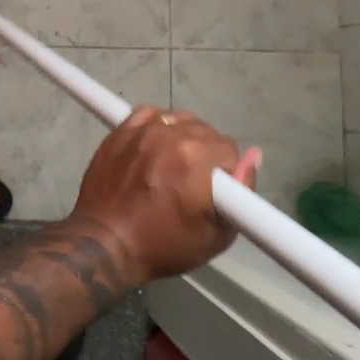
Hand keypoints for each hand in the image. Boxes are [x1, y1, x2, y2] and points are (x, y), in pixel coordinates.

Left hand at [66, 107, 260, 284]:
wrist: (106, 242)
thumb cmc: (163, 245)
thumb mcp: (216, 235)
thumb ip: (243, 192)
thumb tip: (254, 157)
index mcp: (197, 158)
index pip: (230, 149)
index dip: (228, 172)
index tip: (215, 191)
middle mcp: (171, 135)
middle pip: (205, 131)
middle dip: (207, 154)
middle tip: (194, 183)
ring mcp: (143, 130)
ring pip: (179, 120)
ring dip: (183, 138)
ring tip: (173, 165)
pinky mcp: (121, 130)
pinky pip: (149, 114)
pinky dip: (157, 125)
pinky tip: (155, 145)